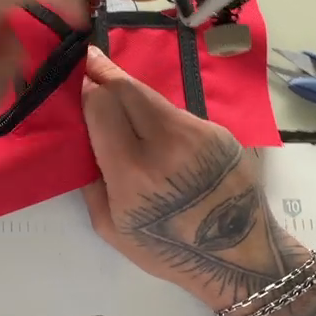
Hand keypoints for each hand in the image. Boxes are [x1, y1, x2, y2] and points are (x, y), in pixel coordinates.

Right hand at [80, 48, 295, 312]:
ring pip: (152, 95)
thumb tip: (80, 138)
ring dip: (129, 89)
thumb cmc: (166, 250)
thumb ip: (91, 178)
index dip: (87, 88)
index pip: (102, 106)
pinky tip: (146, 118)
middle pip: (127, 89)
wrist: (239, 257)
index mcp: (133, 172)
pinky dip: (154, 110)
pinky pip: (174, 111)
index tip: (76, 76)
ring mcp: (197, 134)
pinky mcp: (218, 132)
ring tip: (112, 83)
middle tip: (88, 58)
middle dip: (104, 72)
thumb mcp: (109, 226)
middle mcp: (166, 144)